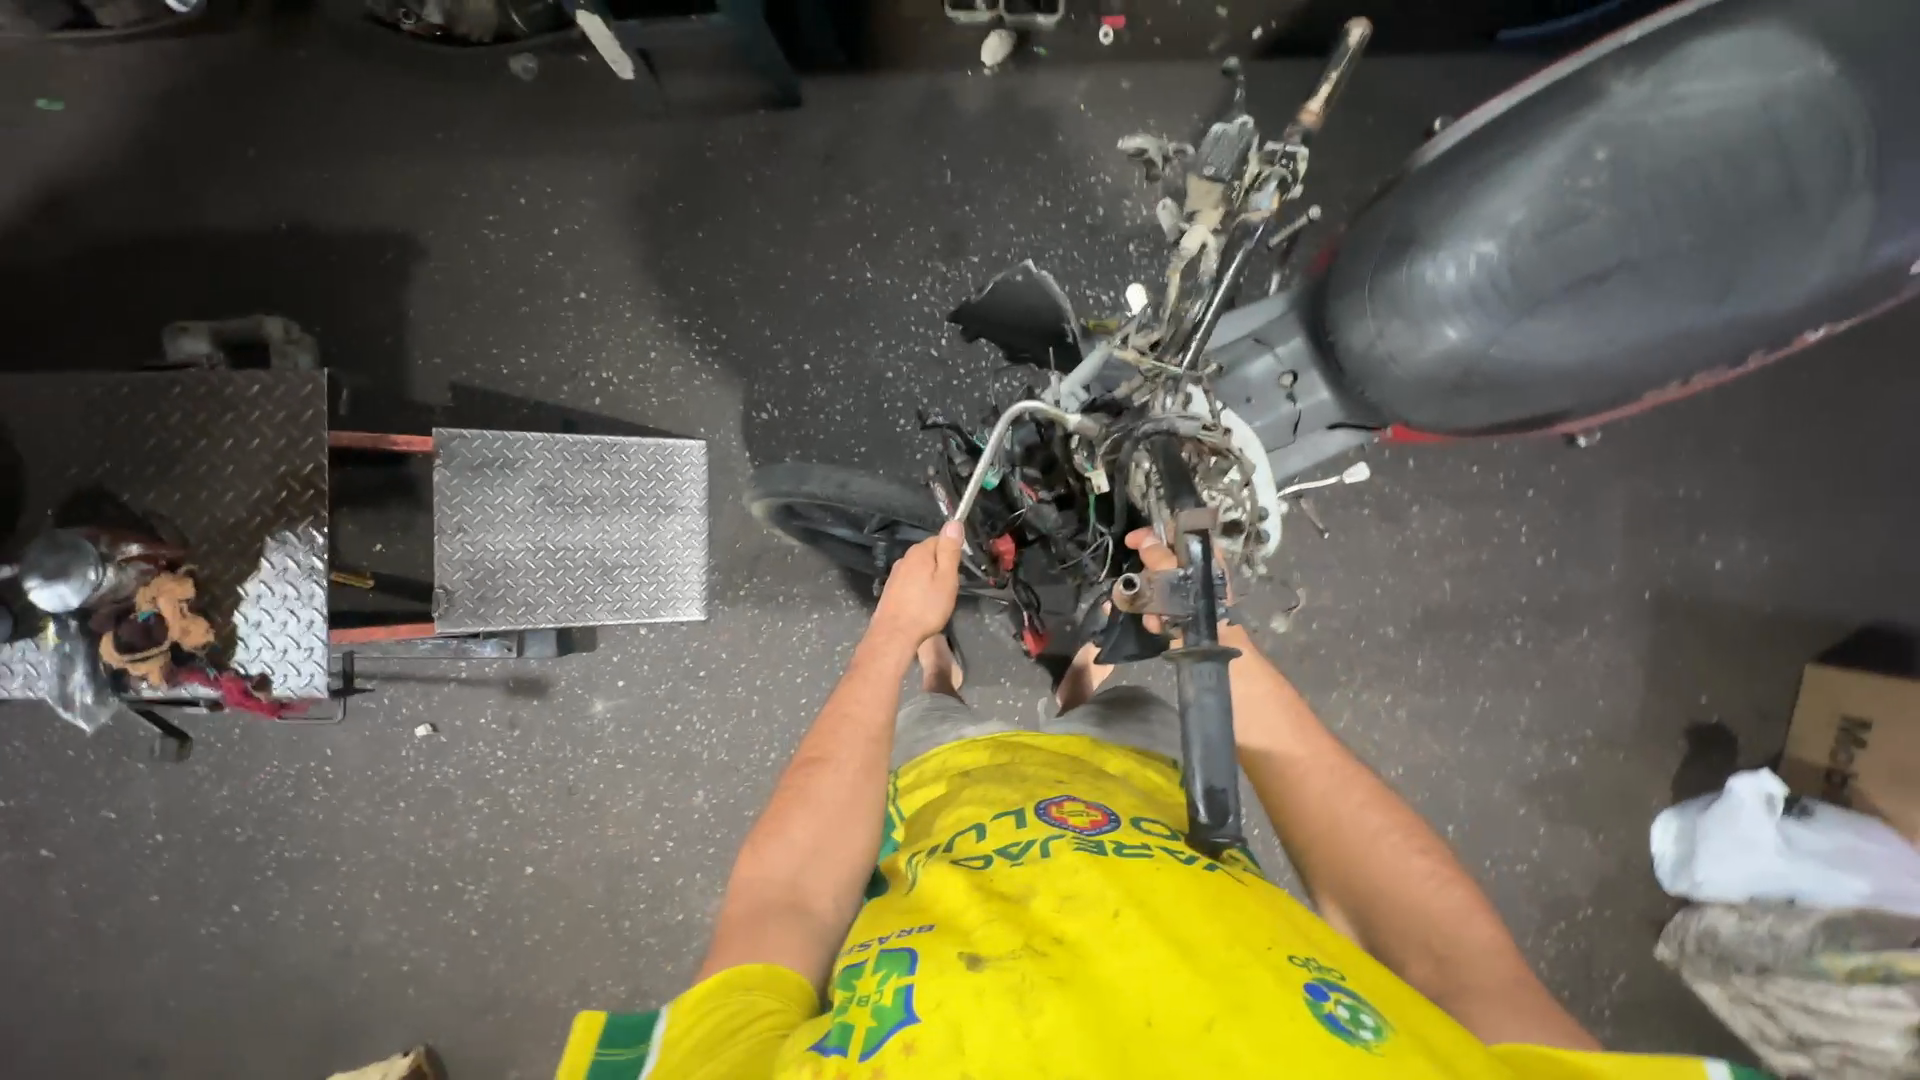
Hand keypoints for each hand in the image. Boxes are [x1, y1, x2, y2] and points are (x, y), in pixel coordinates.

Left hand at [870, 522, 964, 645]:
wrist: (894, 634)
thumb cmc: (926, 608)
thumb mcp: (946, 578)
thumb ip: (949, 550)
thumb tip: (953, 522)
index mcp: (919, 552)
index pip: (939, 539)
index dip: (951, 552)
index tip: (957, 571)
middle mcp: (904, 559)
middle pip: (928, 553)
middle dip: (940, 565)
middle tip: (949, 586)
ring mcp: (895, 574)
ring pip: (918, 568)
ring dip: (929, 577)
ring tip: (937, 597)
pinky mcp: (891, 589)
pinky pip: (910, 581)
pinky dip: (918, 588)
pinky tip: (922, 603)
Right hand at [1115, 527, 1235, 635]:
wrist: (1208, 647)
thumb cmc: (1196, 604)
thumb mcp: (1175, 574)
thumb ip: (1159, 556)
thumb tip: (1146, 540)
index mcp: (1202, 555)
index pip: (1176, 533)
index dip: (1153, 534)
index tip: (1131, 541)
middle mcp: (1195, 571)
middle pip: (1160, 561)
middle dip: (1147, 575)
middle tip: (1139, 581)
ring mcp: (1186, 592)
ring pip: (1155, 585)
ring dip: (1148, 599)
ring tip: (1153, 613)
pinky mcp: (1179, 611)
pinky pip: (1157, 606)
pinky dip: (1154, 615)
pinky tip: (1158, 624)